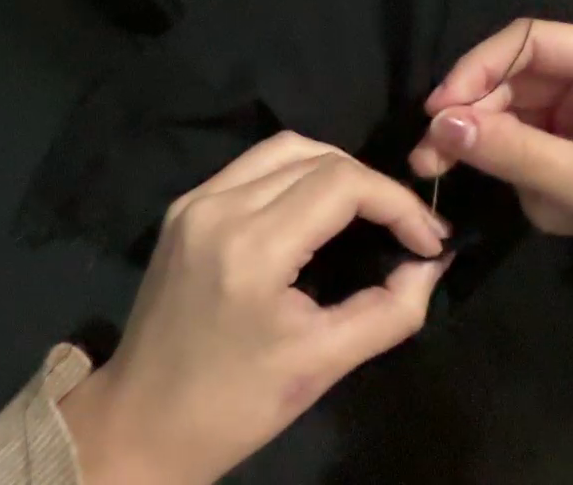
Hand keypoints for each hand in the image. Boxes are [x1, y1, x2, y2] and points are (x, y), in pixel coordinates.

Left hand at [59, 132, 449, 484]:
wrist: (140, 424)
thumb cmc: (235, 405)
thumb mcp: (324, 363)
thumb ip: (391, 309)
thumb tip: (432, 262)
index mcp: (252, 246)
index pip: (342, 183)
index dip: (397, 201)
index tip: (429, 240)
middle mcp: (219, 205)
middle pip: (316, 155)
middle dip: (370, 184)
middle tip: (402, 227)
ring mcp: (195, 200)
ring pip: (283, 149)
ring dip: (333, 169)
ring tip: (365, 211)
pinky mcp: (183, 206)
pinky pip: (252, 167)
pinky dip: (294, 175)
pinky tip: (313, 210)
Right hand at [409, 20, 572, 353]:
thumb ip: (519, 152)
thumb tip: (439, 124)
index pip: (530, 42)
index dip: (478, 68)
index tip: (436, 110)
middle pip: (513, 83)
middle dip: (477, 122)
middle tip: (429, 160)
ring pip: (514, 125)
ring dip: (510, 164)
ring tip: (548, 212)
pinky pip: (527, 160)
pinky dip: (535, 191)